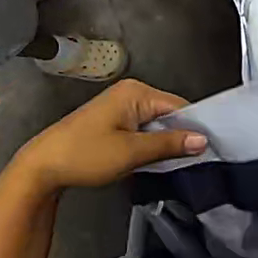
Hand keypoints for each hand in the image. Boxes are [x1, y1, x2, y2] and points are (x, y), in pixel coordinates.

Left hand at [12, 79, 207, 191]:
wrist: (44, 165)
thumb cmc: (85, 154)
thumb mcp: (131, 152)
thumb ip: (168, 144)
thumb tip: (202, 140)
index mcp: (136, 92)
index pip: (179, 106)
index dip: (195, 128)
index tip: (213, 151)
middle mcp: (131, 92)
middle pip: (169, 113)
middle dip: (181, 136)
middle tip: (199, 162)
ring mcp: (121, 106)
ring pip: (157, 123)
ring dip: (166, 142)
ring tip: (180, 164)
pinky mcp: (115, 120)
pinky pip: (144, 128)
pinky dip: (152, 143)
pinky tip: (157, 160)